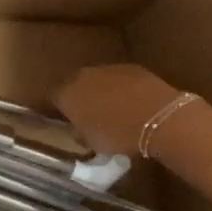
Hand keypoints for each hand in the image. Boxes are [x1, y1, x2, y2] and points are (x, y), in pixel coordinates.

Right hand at [52, 63, 184, 154]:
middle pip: (73, 83)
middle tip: (86, 113)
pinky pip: (119, 78)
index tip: (63, 119)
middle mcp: (83, 76)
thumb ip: (79, 132)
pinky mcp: (132, 67)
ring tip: (111, 108)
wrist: (159, 118)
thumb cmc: (118, 136)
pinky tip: (131, 101)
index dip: (57, 108)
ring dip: (100, 90)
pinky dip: (121, 87)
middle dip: (78, 96)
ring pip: (97, 79)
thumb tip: (77, 128)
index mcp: (66, 94)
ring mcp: (108, 68)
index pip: (52, 97)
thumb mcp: (91, 143)